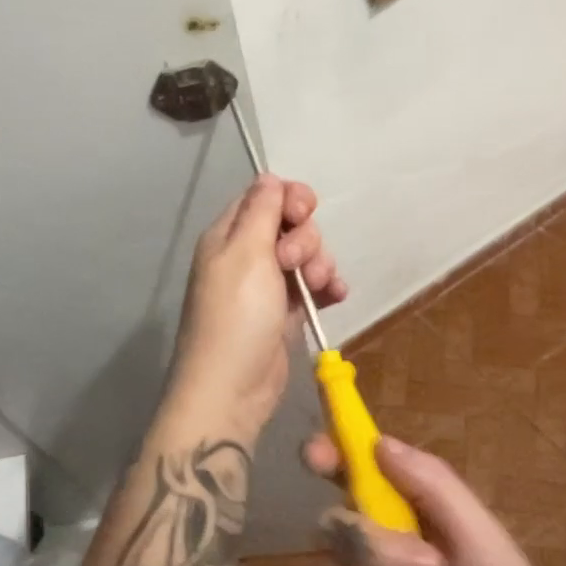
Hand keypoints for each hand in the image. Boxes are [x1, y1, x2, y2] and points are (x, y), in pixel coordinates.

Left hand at [167, 174, 346, 436]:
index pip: (264, 197)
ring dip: (320, 265)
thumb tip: (269, 177)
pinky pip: (313, 288)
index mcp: (228, 235)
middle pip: (290, 225)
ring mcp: (266, 286)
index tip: (302, 213)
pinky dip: (328, 288)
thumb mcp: (246, 253)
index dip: (290, 199)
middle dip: (305, 239)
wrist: (231, 387)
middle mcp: (245, 256)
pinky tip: (337, 296)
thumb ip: (261, 211)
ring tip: (318, 288)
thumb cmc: (236, 315)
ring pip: (305, 256)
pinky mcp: (284, 313)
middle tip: (294, 264)